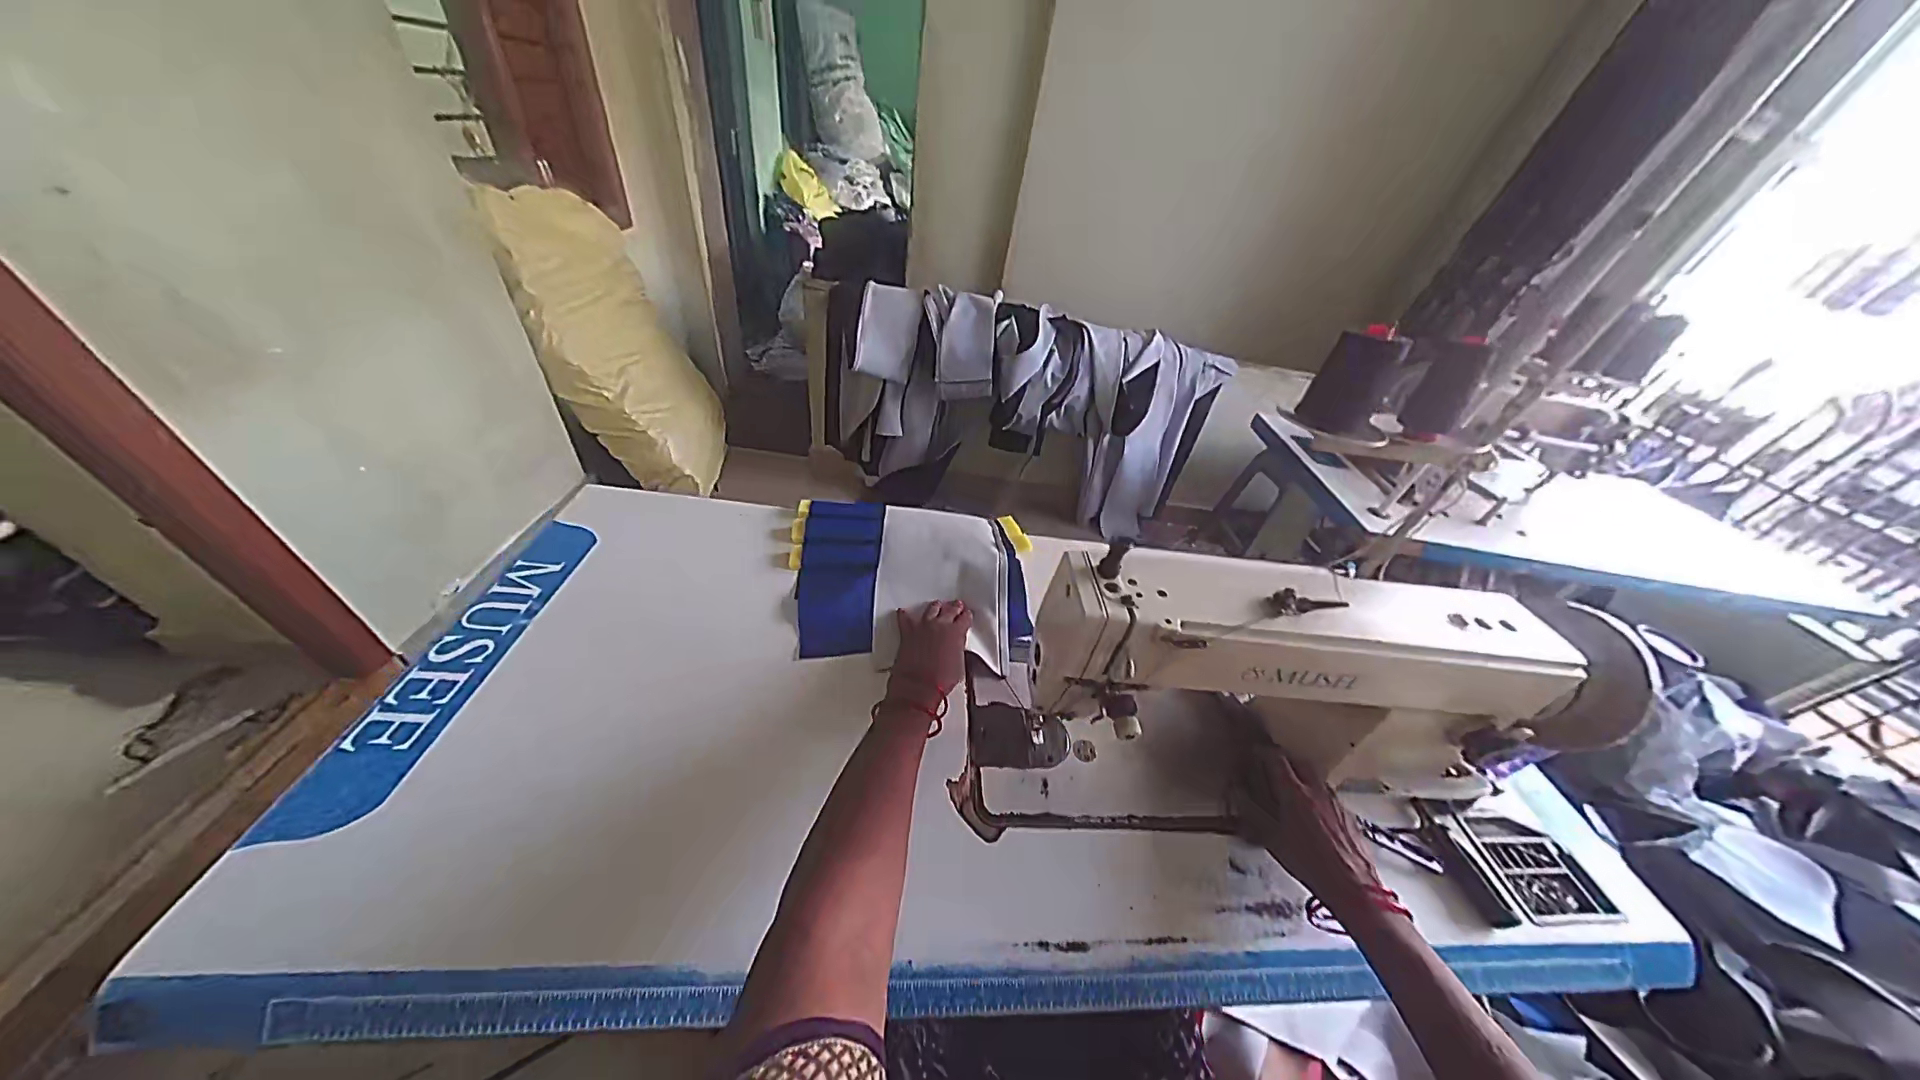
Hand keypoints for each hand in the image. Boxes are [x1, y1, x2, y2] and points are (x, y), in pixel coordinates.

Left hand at [887, 601, 970, 711]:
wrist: (918, 686)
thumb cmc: (939, 680)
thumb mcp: (959, 665)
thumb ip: (958, 649)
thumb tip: (955, 647)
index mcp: (956, 633)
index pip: (965, 618)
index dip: (967, 616)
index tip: (966, 616)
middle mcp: (940, 625)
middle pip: (950, 609)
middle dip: (954, 607)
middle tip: (956, 606)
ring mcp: (923, 626)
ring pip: (931, 609)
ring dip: (935, 607)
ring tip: (937, 605)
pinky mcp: (908, 632)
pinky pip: (904, 618)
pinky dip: (905, 615)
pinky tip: (904, 612)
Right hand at [1236, 745, 1380, 904]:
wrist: (1353, 886)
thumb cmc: (1307, 863)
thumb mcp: (1271, 839)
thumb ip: (1251, 811)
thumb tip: (1237, 790)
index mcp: (1294, 793)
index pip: (1276, 758)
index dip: (1263, 751)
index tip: (1254, 751)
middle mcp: (1316, 790)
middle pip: (1299, 761)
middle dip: (1284, 759)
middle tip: (1272, 765)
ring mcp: (1335, 801)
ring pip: (1315, 776)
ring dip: (1301, 775)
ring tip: (1290, 788)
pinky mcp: (1348, 814)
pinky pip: (1327, 793)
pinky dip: (1315, 793)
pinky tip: (1311, 813)